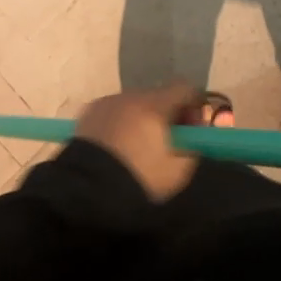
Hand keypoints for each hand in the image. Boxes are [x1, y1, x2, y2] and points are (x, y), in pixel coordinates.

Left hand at [74, 84, 198, 200]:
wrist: (85, 191)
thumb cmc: (136, 180)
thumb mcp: (176, 173)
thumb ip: (192, 151)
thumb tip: (192, 141)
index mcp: (155, 105)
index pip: (186, 88)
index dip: (195, 106)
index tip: (193, 130)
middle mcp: (131, 95)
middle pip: (160, 95)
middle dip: (169, 114)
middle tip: (168, 142)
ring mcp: (107, 101)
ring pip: (136, 103)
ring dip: (143, 118)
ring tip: (138, 147)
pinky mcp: (89, 112)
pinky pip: (114, 111)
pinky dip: (121, 122)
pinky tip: (116, 147)